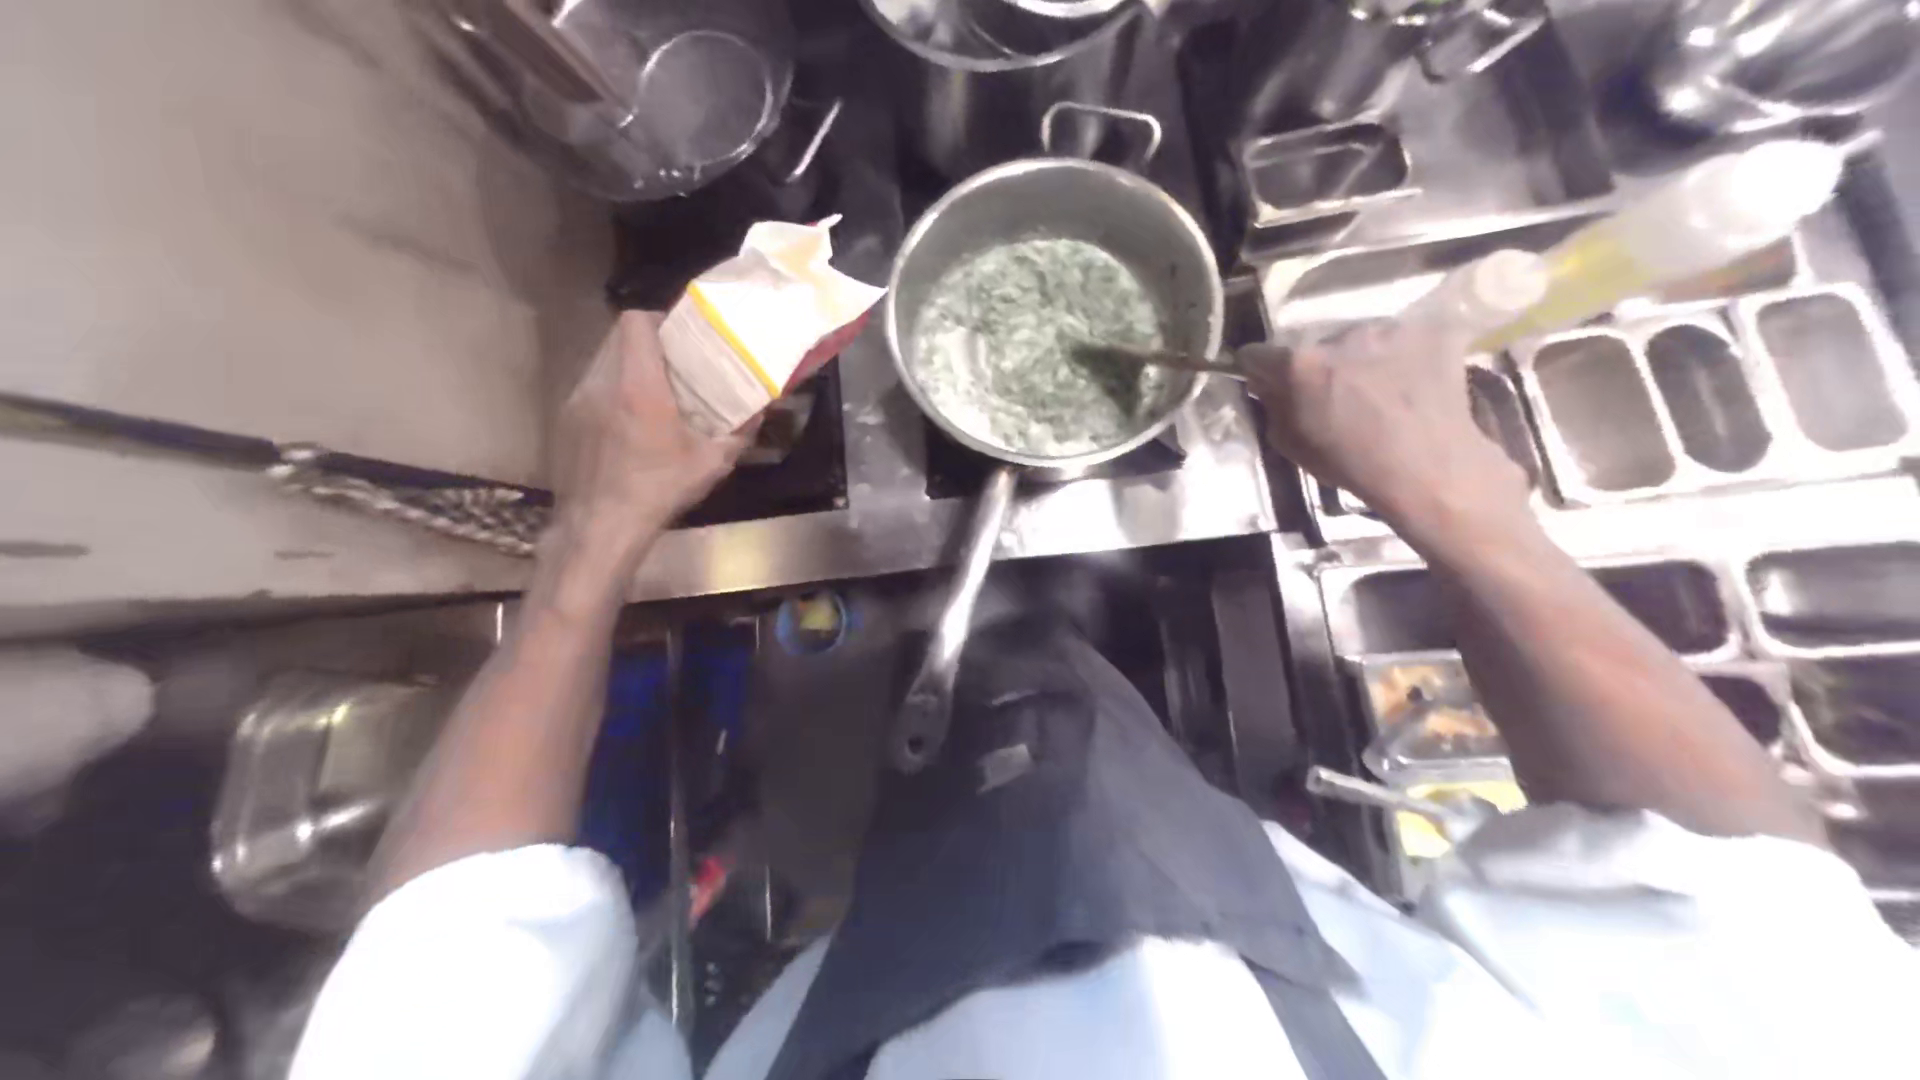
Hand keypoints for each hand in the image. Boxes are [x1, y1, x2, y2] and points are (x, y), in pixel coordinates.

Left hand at [549, 311, 747, 561]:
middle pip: (617, 337)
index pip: (635, 322)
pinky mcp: (567, 419)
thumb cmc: (659, 490)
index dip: (658, 319)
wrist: (601, 527)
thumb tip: (760, 411)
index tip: (680, 335)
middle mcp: (602, 383)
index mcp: (639, 386)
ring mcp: (578, 400)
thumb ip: (739, 433)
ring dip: (628, 366)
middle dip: (647, 341)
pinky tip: (630, 421)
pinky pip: (592, 387)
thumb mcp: (711, 463)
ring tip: (655, 390)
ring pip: (603, 361)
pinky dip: (612, 391)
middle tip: (675, 363)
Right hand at [1241, 320, 1529, 547]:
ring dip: (1360, 356)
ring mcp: (1388, 327)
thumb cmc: (1350, 462)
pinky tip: (1411, 379)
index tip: (1269, 383)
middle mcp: (1338, 333)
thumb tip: (1268, 386)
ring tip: (1378, 386)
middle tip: (1334, 391)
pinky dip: (1402, 354)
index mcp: (1297, 364)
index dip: (1260, 370)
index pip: (1256, 353)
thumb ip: (1272, 406)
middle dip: (1317, 363)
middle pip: (1314, 342)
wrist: (1427, 467)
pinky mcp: (1430, 327)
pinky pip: (1404, 336)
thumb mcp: (1291, 444)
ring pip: (1360, 337)